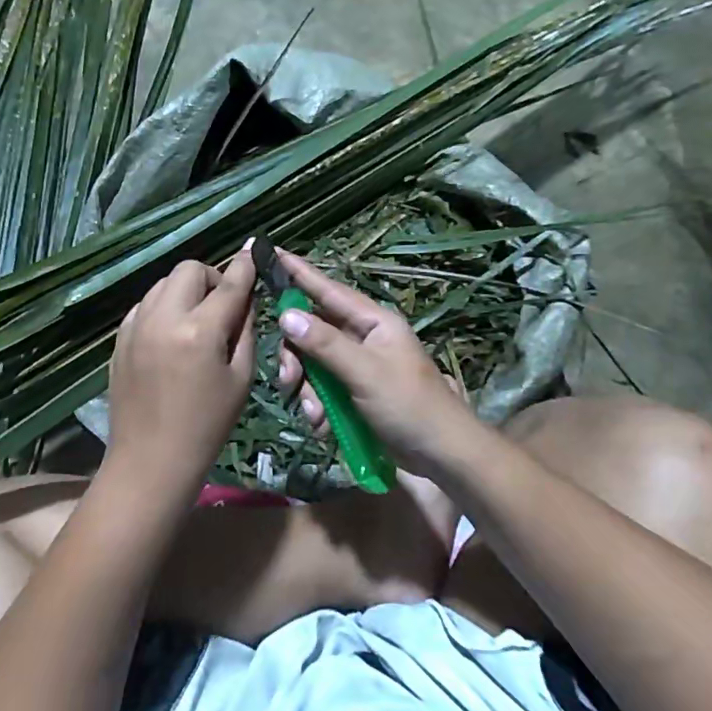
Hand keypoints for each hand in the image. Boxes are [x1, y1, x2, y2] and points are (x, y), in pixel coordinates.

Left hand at [105, 250, 257, 500]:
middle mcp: (163, 318)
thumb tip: (245, 300)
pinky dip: (163, 308)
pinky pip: (145, 306)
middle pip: (189, 270)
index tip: (253, 253)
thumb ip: (244, 332)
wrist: (150, 460)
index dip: (244, 266)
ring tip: (197, 318)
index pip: (229, 284)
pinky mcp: (120, 339)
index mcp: (199, 331)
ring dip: (185, 290)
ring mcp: (135, 326)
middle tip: (223, 303)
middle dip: (211, 277)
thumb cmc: (206, 426)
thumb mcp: (240, 380)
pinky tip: (172, 333)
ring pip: (163, 284)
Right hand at [273, 249, 483, 477]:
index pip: (328, 290)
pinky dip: (318, 410)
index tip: (270, 253)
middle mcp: (362, 340)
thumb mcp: (365, 372)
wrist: (441, 457)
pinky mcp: (353, 396)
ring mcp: (357, 369)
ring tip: (315, 416)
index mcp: (373, 323)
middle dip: (296, 359)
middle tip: (289, 382)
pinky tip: (324, 428)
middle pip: (310, 334)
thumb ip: (324, 344)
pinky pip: (321, 393)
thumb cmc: (410, 406)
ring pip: (312, 367)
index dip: (298, 273)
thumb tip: (286, 315)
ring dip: (307, 391)